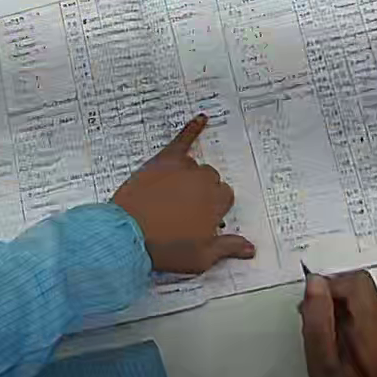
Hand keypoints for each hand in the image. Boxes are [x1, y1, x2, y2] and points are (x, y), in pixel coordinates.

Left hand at [112, 115, 255, 274]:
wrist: (127, 235)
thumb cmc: (165, 248)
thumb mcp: (201, 258)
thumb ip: (228, 248)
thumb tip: (250, 248)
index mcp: (215, 204)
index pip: (225, 196)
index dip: (213, 207)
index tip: (202, 218)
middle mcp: (202, 182)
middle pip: (211, 180)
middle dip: (202, 192)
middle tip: (184, 209)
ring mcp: (183, 169)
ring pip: (195, 166)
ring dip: (190, 176)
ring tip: (172, 194)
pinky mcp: (163, 161)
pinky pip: (182, 140)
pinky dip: (192, 129)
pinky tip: (201, 118)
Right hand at [299, 269, 376, 376]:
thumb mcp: (320, 359)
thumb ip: (317, 317)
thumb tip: (316, 282)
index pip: (357, 283)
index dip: (331, 285)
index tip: (315, 303)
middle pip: (362, 288)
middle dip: (335, 296)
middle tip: (317, 317)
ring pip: (366, 298)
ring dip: (344, 306)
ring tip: (329, 330)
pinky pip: (372, 311)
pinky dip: (355, 316)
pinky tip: (343, 337)